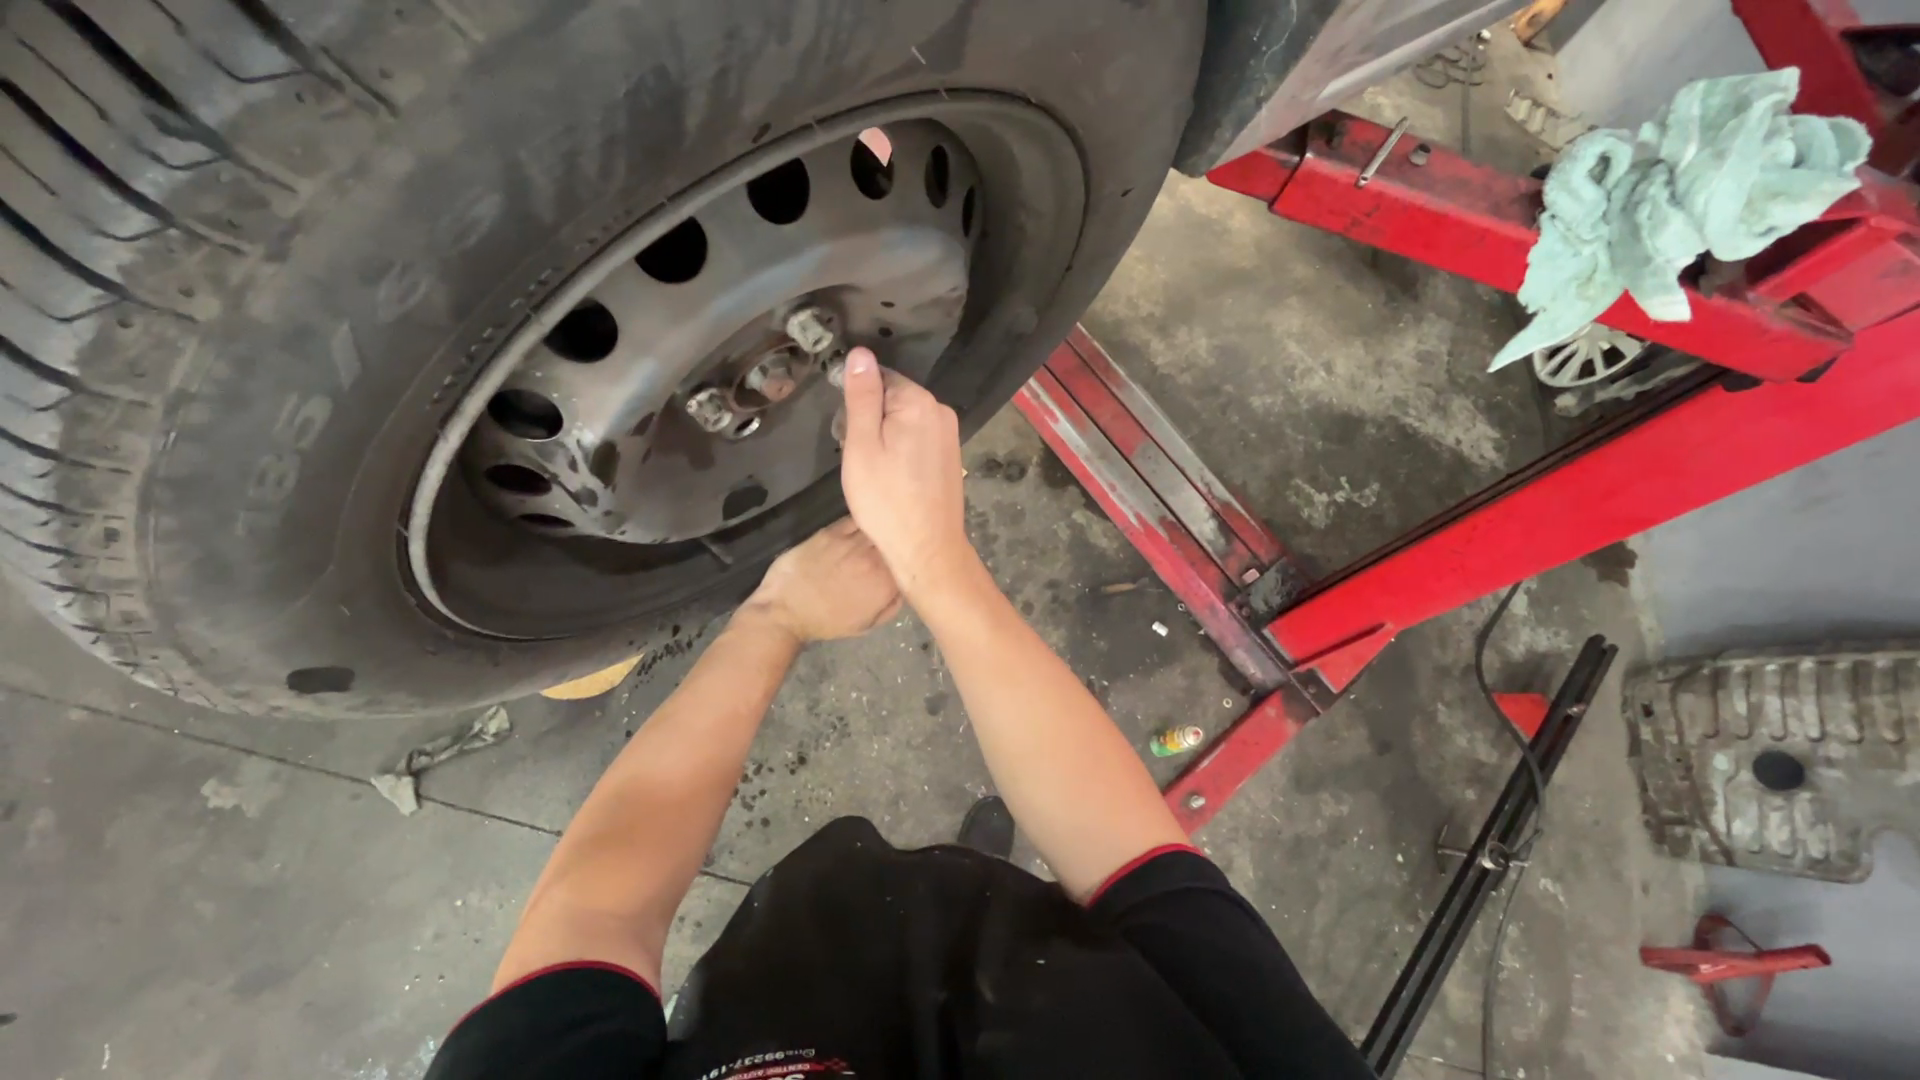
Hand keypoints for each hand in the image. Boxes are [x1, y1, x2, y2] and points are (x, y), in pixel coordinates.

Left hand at [739, 518, 902, 643]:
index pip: (909, 560)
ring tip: (884, 526)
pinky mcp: (830, 532)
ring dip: (881, 527)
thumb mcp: (867, 625)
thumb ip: (892, 605)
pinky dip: (862, 520)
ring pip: (876, 526)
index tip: (910, 557)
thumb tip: (905, 586)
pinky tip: (863, 522)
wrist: (785, 611)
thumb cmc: (827, 623)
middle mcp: (872, 558)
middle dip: (898, 539)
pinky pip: (854, 520)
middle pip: (895, 539)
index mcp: (886, 583)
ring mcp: (850, 542)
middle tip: (898, 539)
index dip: (911, 556)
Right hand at [838, 347, 974, 593]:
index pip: (880, 378)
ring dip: (885, 437)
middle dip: (872, 420)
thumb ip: (862, 396)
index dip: (858, 402)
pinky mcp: (950, 457)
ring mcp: (950, 435)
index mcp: (920, 402)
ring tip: (874, 471)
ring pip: (905, 421)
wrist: (927, 549)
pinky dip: (901, 452)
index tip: (847, 432)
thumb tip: (860, 353)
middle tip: (858, 456)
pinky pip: (918, 440)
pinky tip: (893, 477)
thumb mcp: (862, 445)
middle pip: (894, 399)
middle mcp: (941, 411)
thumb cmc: (887, 500)